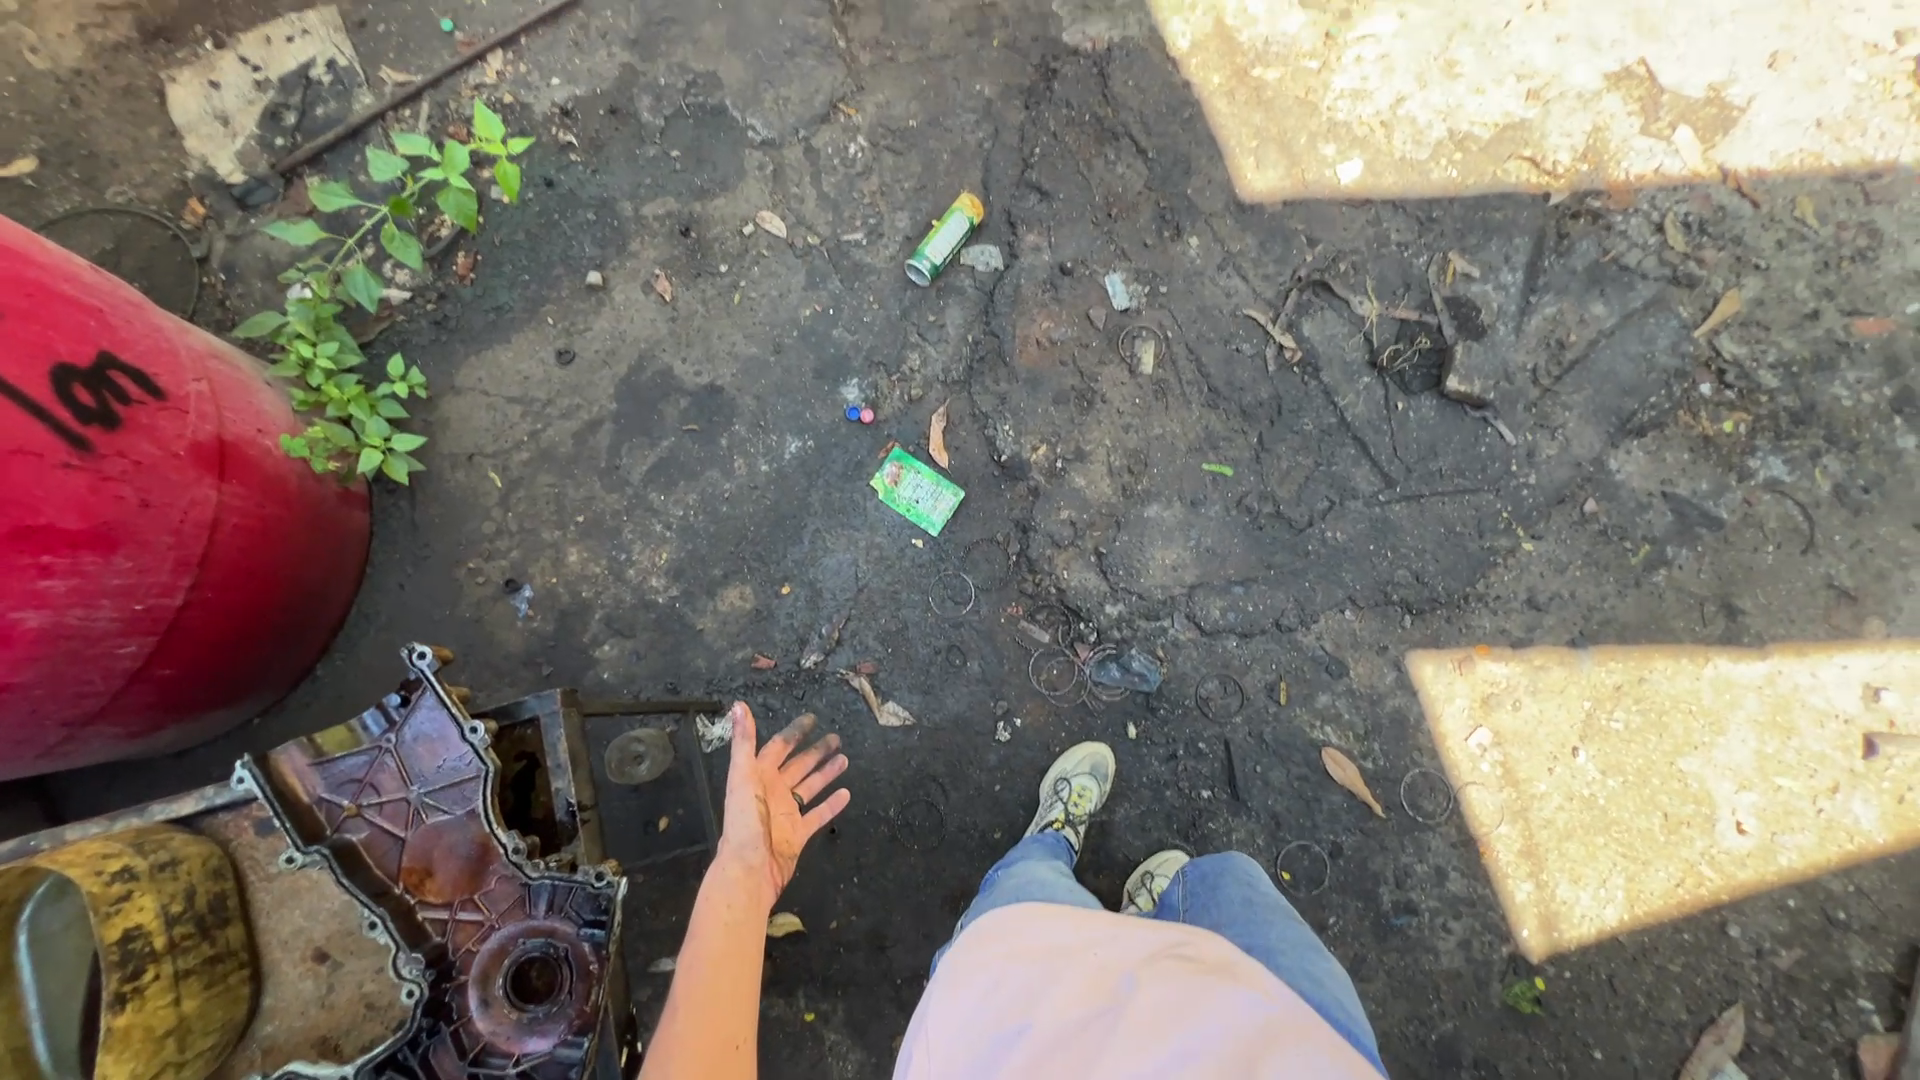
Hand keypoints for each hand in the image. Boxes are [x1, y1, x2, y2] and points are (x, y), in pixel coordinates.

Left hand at [715, 701, 850, 910]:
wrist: (749, 870)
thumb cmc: (744, 822)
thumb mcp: (741, 777)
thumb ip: (743, 742)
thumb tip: (738, 706)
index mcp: (758, 776)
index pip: (778, 747)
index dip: (793, 732)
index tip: (811, 718)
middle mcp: (773, 791)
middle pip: (798, 765)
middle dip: (816, 751)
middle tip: (837, 738)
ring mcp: (787, 813)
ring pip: (810, 787)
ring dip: (826, 773)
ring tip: (844, 759)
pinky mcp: (798, 834)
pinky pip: (818, 815)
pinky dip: (831, 805)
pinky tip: (846, 794)